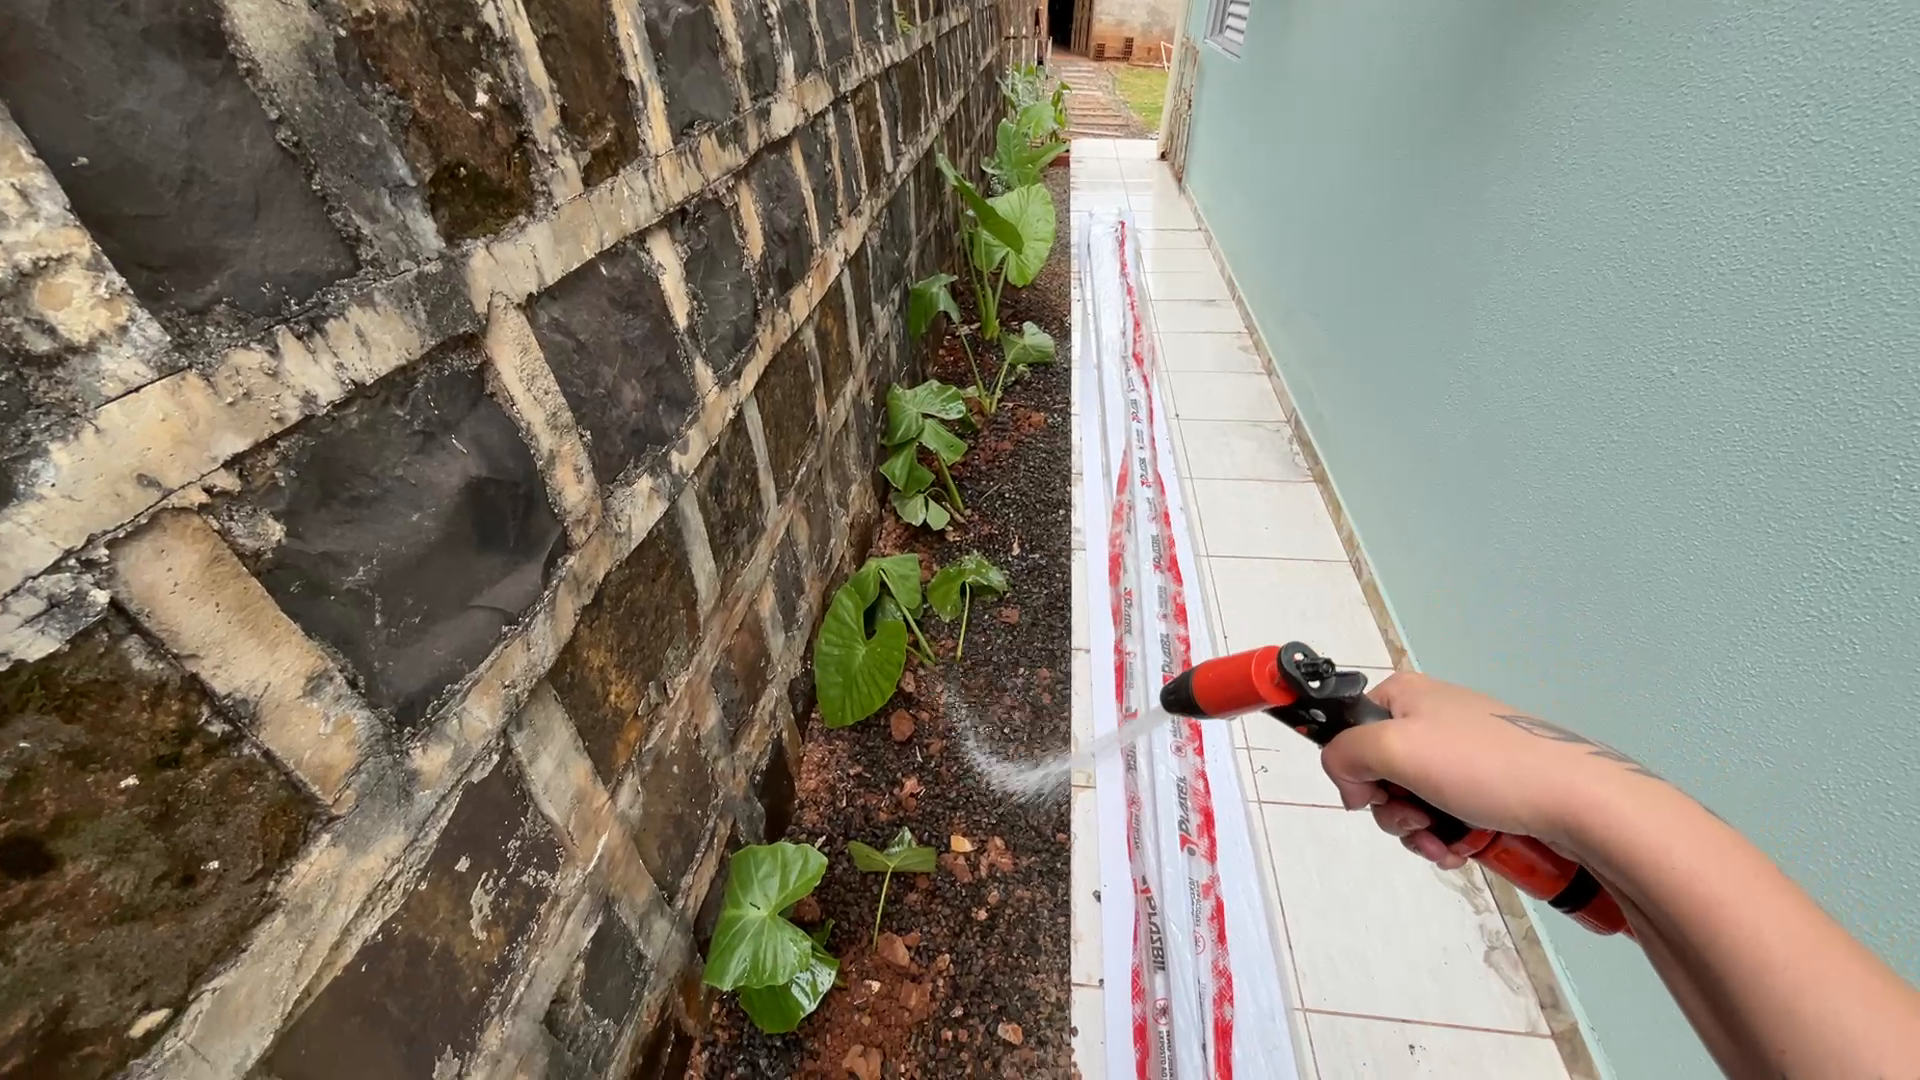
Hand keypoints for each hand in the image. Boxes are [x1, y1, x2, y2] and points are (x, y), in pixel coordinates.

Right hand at [1319, 672, 1662, 867]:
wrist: (1585, 802)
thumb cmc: (1481, 765)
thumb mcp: (1392, 747)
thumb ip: (1343, 755)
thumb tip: (1348, 783)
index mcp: (1406, 695)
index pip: (1348, 729)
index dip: (1351, 767)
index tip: (1372, 793)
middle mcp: (1432, 718)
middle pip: (1380, 770)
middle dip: (1390, 808)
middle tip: (1417, 821)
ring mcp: (1465, 753)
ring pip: (1413, 798)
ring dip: (1418, 829)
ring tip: (1446, 845)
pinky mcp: (1494, 786)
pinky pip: (1449, 814)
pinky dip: (1447, 837)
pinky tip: (1463, 851)